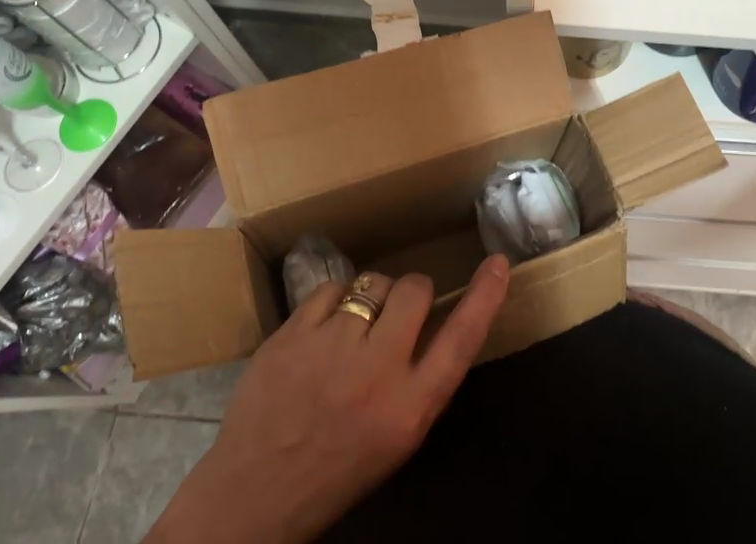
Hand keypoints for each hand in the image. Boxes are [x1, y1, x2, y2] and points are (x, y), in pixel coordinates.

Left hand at [146, 256, 510, 543]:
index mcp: (409, 408)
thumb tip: (436, 323)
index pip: (461, 339)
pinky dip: (333, 301)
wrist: (256, 492)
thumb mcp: (399, 438)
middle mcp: (375, 372)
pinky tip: (324, 329)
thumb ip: (423, 381)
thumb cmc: (339, 470)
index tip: (499, 264)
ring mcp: (329, 349)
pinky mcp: (290, 336)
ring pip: (371, 283)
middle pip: (414, 291)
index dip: (485, 297)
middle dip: (414, 291)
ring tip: (356, 325)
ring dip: (372, 296)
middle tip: (399, 311)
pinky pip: (329, 289)